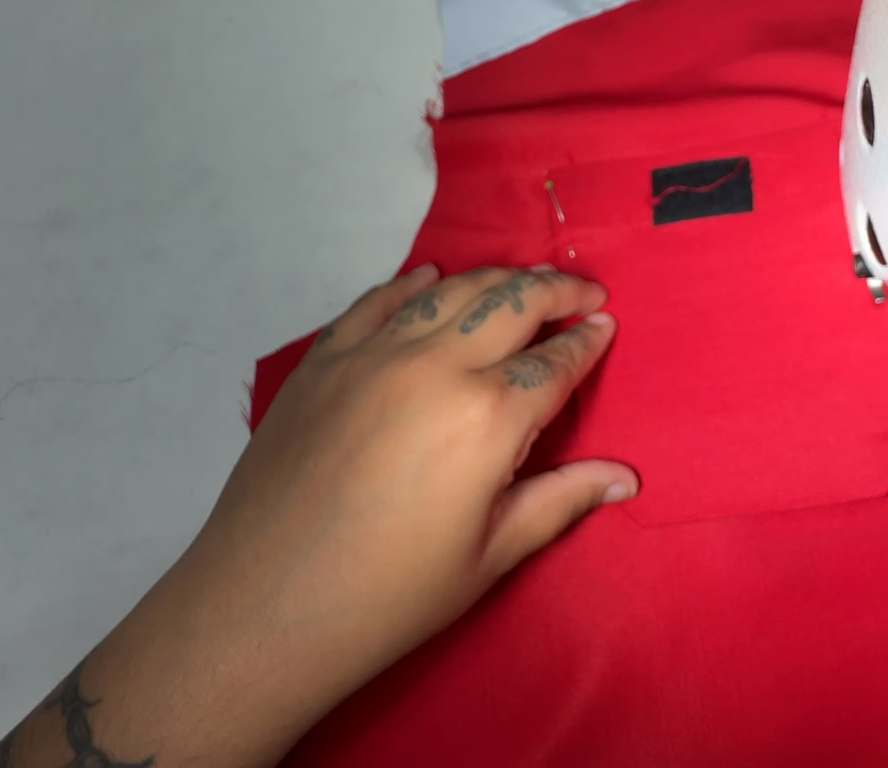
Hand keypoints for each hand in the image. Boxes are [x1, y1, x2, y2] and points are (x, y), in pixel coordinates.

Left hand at [0, 265, 634, 767]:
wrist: (258, 610)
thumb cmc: (389, 596)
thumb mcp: (491, 555)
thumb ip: (563, 500)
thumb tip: (629, 478)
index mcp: (488, 417)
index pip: (555, 364)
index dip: (588, 343)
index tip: (607, 324)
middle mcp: (438, 366)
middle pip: (513, 304)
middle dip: (558, 292)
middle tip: (584, 292)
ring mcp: (375, 355)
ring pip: (452, 291)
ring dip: (498, 280)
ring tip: (524, 282)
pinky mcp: (325, 359)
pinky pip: (377, 301)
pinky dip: (412, 283)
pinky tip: (432, 278)